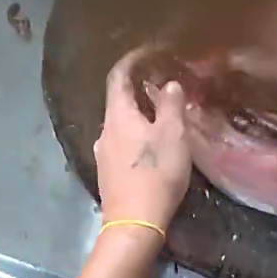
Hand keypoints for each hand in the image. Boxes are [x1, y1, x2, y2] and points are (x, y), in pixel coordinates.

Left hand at [94, 47, 192, 232]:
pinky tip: (150, 147)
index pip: (117, 78)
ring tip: (161, 116)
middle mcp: (104, 132)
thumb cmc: (155, 174)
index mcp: (117, 116)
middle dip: (138, 91)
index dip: (131, 62)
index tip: (147, 54)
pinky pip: (122, 146)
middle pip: (118, 103)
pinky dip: (135, 138)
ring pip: (120, 127)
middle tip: (162, 86)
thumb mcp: (173, 135)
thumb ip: (171, 106)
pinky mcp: (108, 175)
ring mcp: (103, 155)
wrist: (134, 223)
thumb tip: (169, 85)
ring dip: (138, 117)